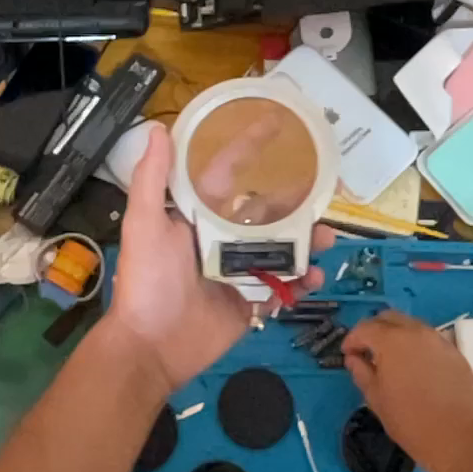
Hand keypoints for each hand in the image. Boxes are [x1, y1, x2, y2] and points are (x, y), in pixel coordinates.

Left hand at [107, 122, 329, 395]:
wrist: (152, 347)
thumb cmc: (146, 282)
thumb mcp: (145, 224)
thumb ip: (152, 178)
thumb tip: (159, 128)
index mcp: (197, 215)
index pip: (228, 171)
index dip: (249, 147)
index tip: (276, 124)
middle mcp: (220, 236)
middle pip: (266, 210)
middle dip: (295, 201)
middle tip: (325, 191)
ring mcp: (238, 269)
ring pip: (281, 245)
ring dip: (307, 239)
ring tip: (327, 238)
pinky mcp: (251, 300)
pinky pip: (284, 284)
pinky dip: (303, 280)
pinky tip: (315, 277)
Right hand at [341, 309, 472, 471]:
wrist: (458, 439)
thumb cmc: (410, 421)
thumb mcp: (376, 399)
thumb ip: (361, 372)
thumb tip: (353, 358)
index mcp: (391, 340)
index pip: (364, 328)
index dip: (352, 339)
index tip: (348, 354)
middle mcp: (415, 331)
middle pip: (389, 318)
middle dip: (374, 330)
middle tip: (368, 351)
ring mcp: (438, 340)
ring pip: (411, 325)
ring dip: (397, 335)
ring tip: (392, 359)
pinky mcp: (455, 352)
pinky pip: (430, 339)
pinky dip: (417, 345)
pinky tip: (416, 367)